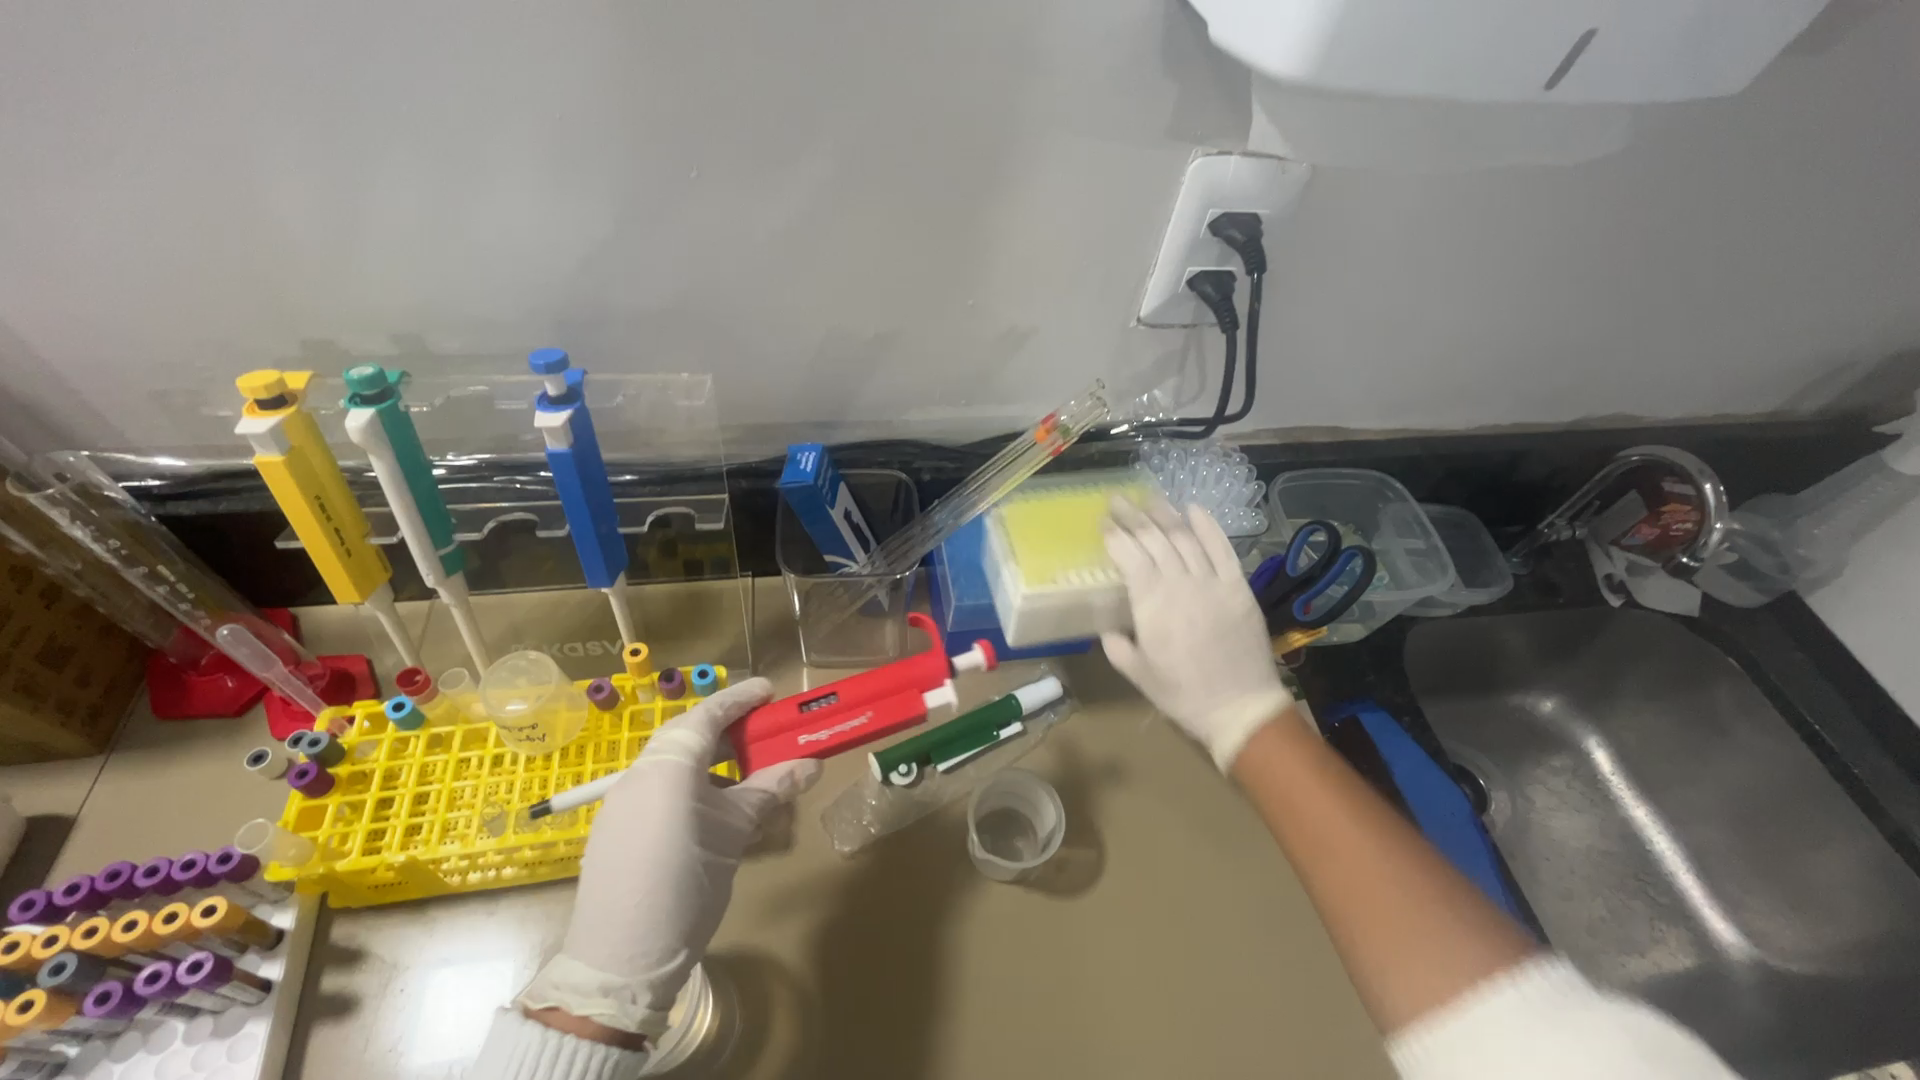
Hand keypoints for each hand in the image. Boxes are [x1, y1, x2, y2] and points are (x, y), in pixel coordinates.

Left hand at [516, 677, 821, 1038]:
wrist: (620, 960)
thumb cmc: (685, 884)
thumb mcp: (735, 833)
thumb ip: (770, 791)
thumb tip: (811, 763)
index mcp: (666, 768)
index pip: (706, 716)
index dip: (739, 699)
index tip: (770, 691)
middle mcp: (639, 776)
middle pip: (687, 737)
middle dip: (727, 730)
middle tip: (764, 732)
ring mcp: (622, 805)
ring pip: (673, 766)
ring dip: (711, 762)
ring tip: (748, 776)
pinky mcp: (617, 833)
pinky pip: (660, 792)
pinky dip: (692, 788)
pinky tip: (716, 813)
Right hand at [1101, 497, 1293, 770]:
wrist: (1239, 706)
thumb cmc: (1182, 694)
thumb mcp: (1136, 673)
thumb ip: (1116, 645)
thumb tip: (1110, 626)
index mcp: (1151, 603)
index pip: (1129, 555)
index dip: (1114, 536)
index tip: (1104, 523)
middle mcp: (1180, 583)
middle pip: (1154, 539)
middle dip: (1133, 516)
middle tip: (1118, 499)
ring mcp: (1212, 581)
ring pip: (1185, 537)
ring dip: (1166, 514)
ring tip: (1150, 498)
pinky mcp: (1238, 586)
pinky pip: (1222, 548)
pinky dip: (1208, 526)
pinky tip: (1194, 509)